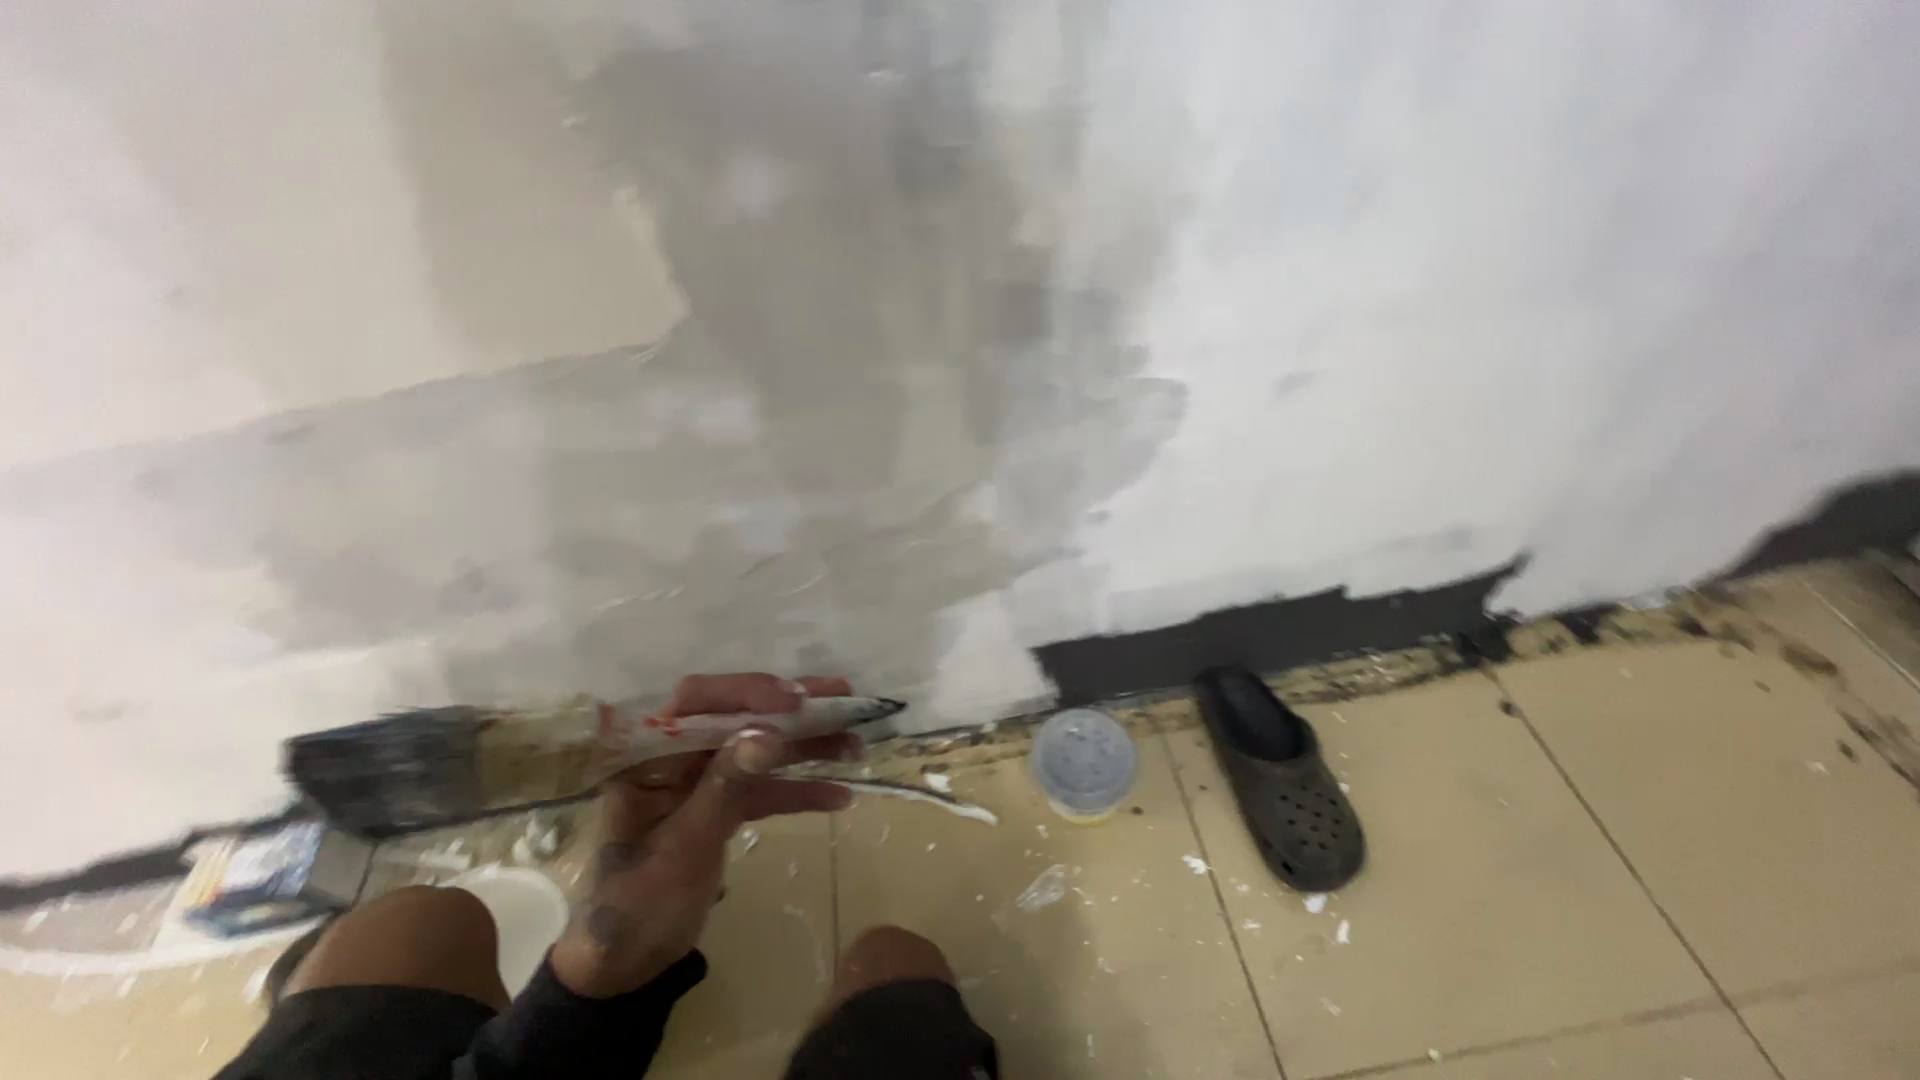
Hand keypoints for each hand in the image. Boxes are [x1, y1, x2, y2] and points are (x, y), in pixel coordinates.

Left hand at [548, 673, 859, 997]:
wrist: (624, 969)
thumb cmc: (636, 908)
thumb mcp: (683, 847)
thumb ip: (725, 788)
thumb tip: (768, 735)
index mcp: (647, 756)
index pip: (696, 703)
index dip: (746, 692)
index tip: (795, 699)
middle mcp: (675, 758)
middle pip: (737, 719)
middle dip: (791, 710)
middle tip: (843, 697)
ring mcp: (701, 783)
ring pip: (759, 751)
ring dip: (806, 747)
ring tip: (856, 744)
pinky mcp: (722, 810)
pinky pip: (765, 790)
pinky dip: (799, 792)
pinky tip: (840, 795)